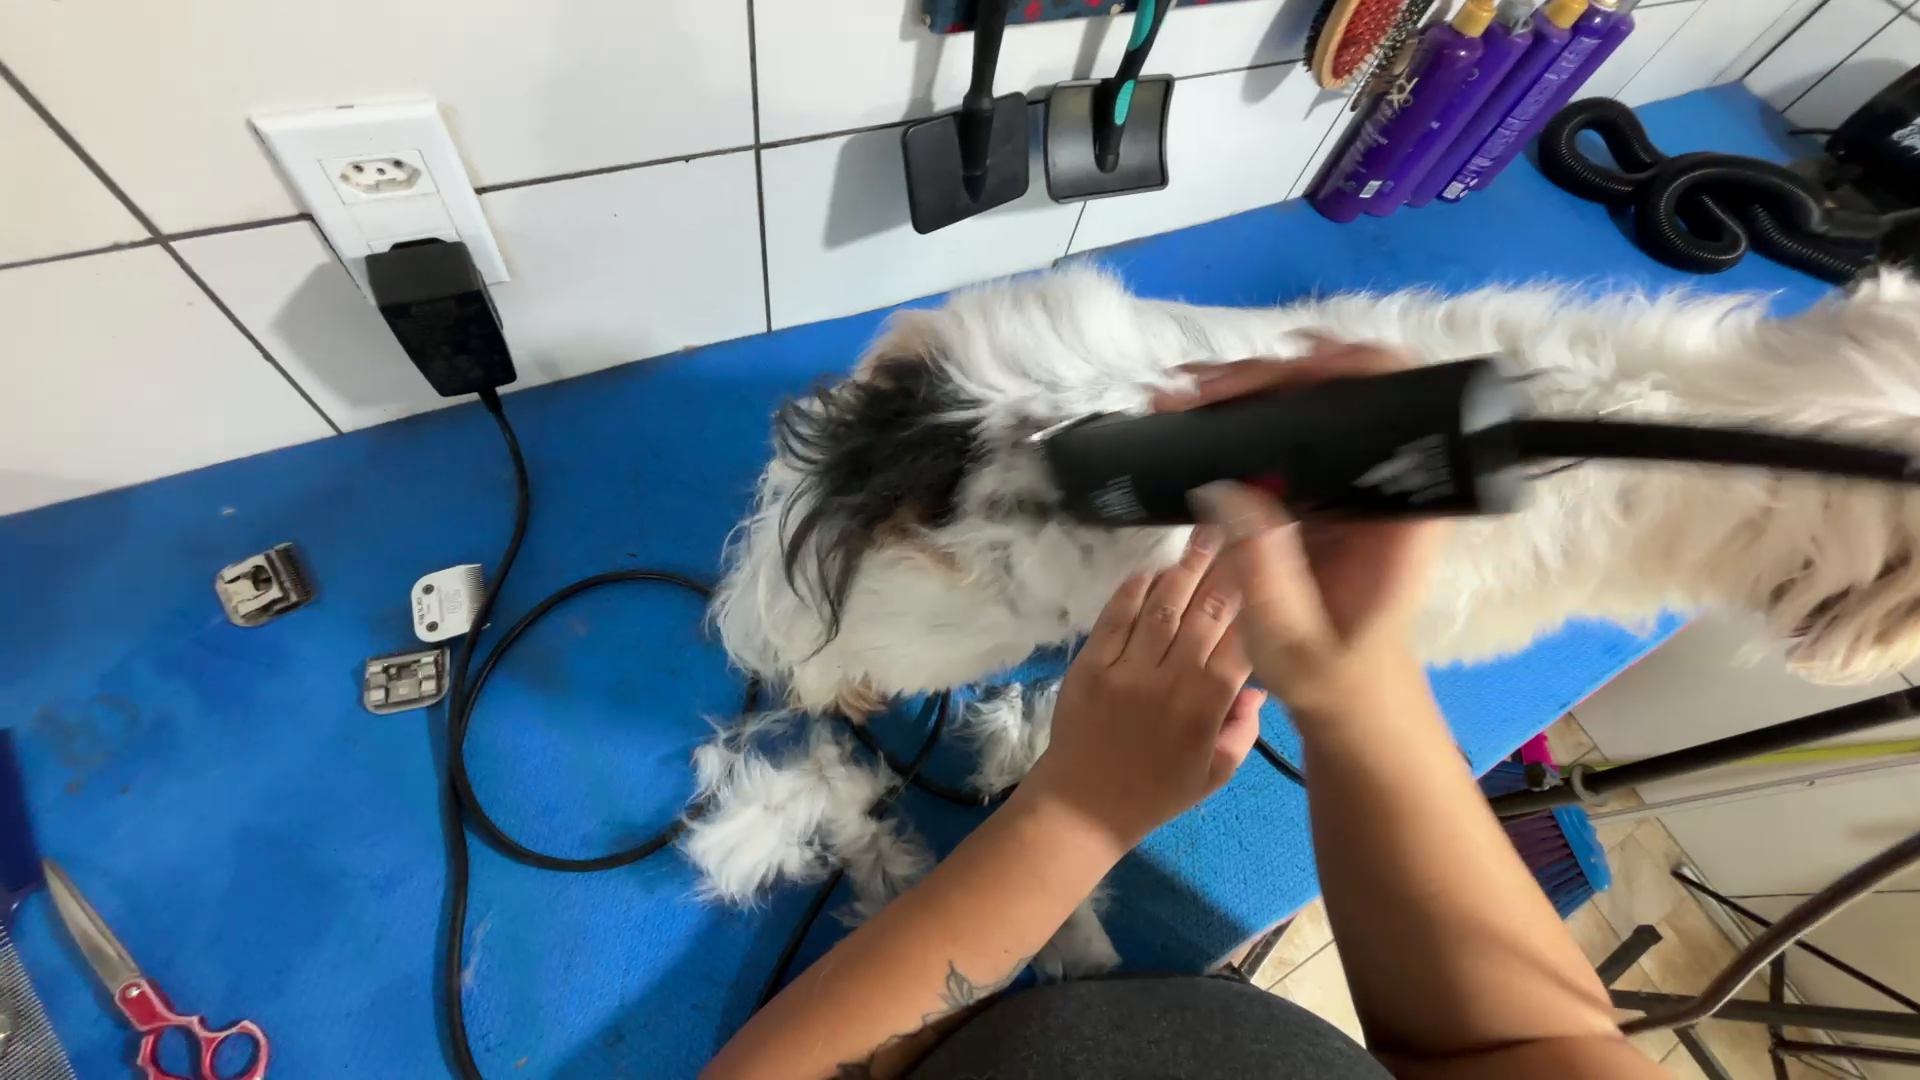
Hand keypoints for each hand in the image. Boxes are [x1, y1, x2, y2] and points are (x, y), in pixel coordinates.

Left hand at [1023, 531, 1264, 851]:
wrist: (1084, 804)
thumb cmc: (1156, 793)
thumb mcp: (1215, 774)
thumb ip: (1244, 728)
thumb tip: (1260, 684)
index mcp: (1207, 706)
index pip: (1243, 642)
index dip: (1256, 600)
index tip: (1268, 568)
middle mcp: (1171, 679)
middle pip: (1206, 613)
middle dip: (1225, 569)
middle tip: (1238, 533)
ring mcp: (1127, 668)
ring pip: (1162, 607)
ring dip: (1184, 569)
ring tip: (1202, 538)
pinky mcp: (1090, 663)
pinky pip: (1115, 617)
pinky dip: (1133, 590)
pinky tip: (1150, 570)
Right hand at [1160, 343, 1448, 718]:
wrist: (1346, 692)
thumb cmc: (1331, 676)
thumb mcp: (1291, 639)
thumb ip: (1264, 572)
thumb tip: (1225, 488)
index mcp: (1402, 516)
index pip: (1402, 411)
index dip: (1354, 372)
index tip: (1290, 371)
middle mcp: (1383, 487)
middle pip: (1345, 396)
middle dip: (1273, 377)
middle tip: (1201, 388)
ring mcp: (1348, 486)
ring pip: (1310, 409)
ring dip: (1249, 390)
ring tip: (1186, 391)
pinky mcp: (1317, 493)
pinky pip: (1285, 439)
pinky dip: (1240, 419)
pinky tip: (1197, 414)